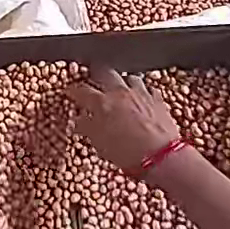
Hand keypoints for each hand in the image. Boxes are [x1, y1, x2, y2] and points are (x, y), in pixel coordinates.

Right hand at [64, 67, 181, 173]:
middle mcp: (120, 93)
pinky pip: (149, 88)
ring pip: (129, 77)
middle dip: (97, 73)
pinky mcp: (158, 100)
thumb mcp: (99, 144)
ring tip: (120, 85)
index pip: (82, 91)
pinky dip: (143, 91)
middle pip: (105, 73)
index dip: (74, 90)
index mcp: (102, 103)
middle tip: (94, 76)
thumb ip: (87, 128)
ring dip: (123, 80)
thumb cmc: (127, 153)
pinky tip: (143, 96)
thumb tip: (78, 121)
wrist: (160, 155)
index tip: (70, 90)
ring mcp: (141, 94)